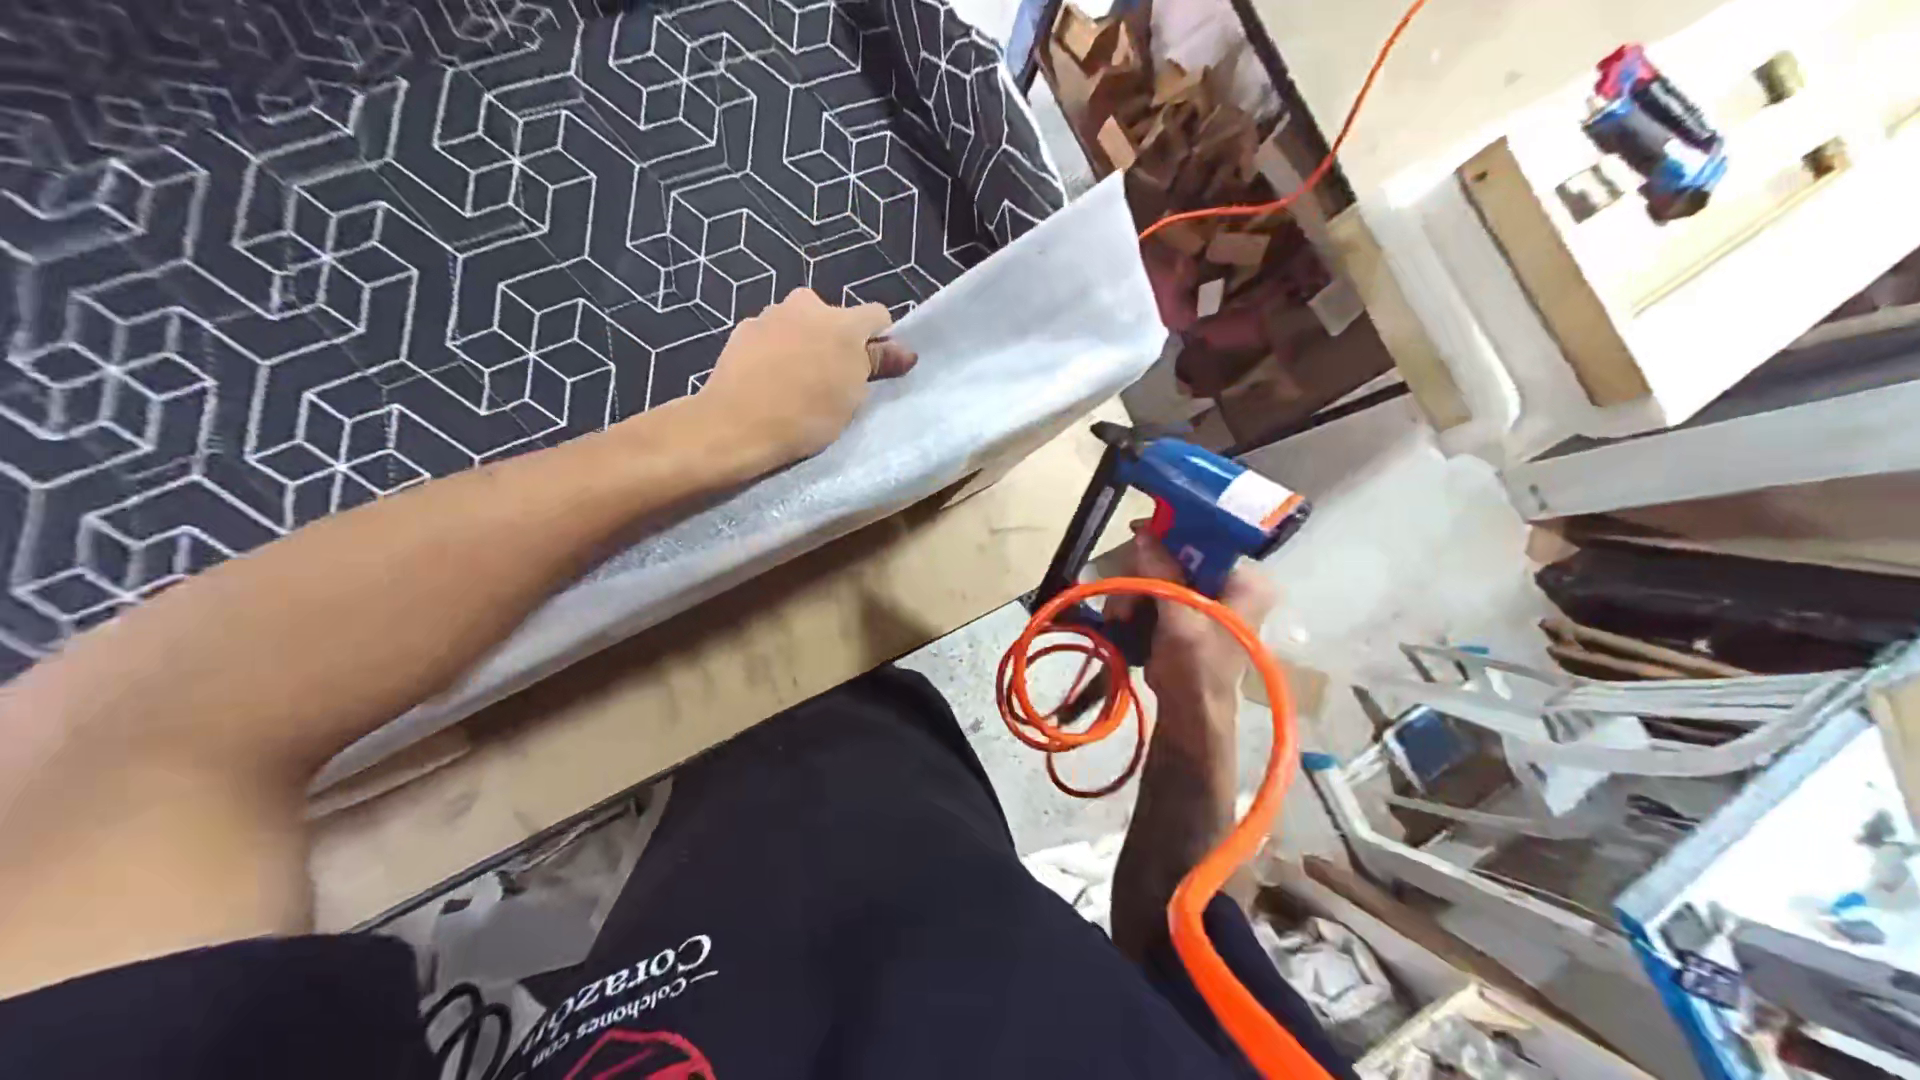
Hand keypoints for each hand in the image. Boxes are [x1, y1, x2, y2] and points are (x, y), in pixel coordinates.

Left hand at [694, 287, 917, 467]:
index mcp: (843, 321)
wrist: (736, 425)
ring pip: (800, 326)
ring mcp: (770, 315)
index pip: (877, 316)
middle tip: (832, 382)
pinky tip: (769, 382)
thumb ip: (877, 365)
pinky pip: (772, 337)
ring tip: (796, 385)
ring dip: (805, 345)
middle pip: (835, 319)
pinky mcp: (742, 330)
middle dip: (837, 342)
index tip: (871, 371)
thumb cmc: (806, 415)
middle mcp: (806, 305)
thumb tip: (905, 351)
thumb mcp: (852, 397)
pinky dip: (777, 353)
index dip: (879, 342)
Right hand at [1121, 525, 1275, 715]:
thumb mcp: (1180, 618)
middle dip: (1144, 573)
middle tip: (1121, 591)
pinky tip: (1124, 617)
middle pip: (1182, 556)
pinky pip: (1160, 592)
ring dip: (1136, 591)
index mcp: (1247, 582)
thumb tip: (1143, 533)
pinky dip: (1140, 602)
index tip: (1138, 531)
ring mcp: (1210, 600)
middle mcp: (1233, 585)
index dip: (1174, 531)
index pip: (1211, 539)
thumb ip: (1162, 573)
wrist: (1191, 716)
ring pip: (1164, 574)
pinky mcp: (1189, 614)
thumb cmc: (1196, 669)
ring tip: (1118, 615)